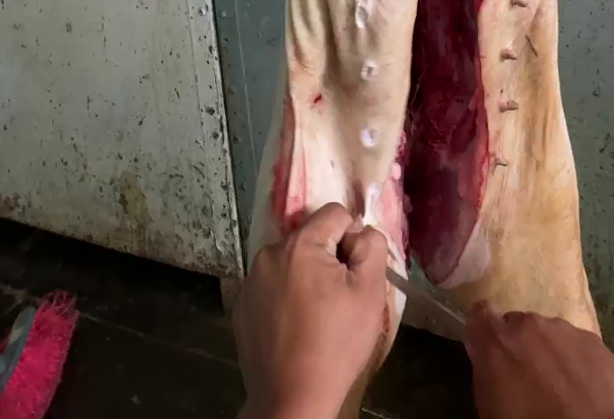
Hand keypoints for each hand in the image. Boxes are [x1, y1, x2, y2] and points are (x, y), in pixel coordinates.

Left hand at [235, 203, 389, 418]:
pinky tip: (295, 327)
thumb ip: (372, 246)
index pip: (335, 214)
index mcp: (300, 244)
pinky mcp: (242, 306)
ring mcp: (251, 281)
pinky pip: (272, 285)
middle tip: (337, 297)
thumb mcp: (369, 291)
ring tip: (316, 315)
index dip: (352, 238)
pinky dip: (286, 296)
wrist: (291, 400)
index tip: (353, 272)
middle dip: (328, 257)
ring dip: (306, 275)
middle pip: (311, 237)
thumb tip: (361, 232)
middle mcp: (269, 253)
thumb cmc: (336, 343)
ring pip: (291, 261)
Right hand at [466, 307, 613, 418]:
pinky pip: (573, 344)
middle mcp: (528, 325)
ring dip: (546, 353)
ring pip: (546, 334)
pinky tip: (581, 389)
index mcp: (497, 342)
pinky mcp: (592, 339)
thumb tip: (488, 365)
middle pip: (516, 325)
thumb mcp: (491, 413)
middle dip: (518, 347)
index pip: (479, 313)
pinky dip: (573, 360)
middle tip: (525, 381)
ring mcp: (563, 329)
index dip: (483, 330)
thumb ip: (485, 378)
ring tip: (557, 388)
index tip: (487, 350)